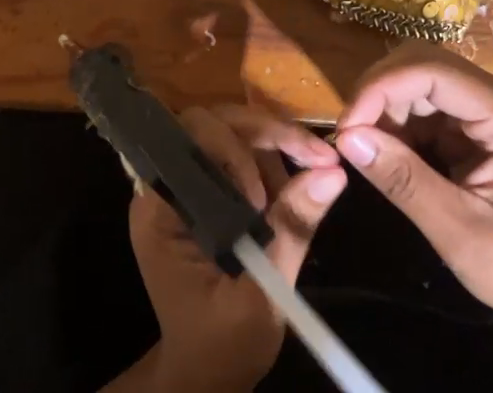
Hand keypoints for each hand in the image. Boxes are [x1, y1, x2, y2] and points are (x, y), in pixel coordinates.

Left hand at [125, 105, 347, 391]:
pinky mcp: (209, 193)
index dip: (232, 146)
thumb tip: (333, 171)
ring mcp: (188, 187)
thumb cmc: (222, 343)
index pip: (187, 139)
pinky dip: (273, 162)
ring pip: (232, 132)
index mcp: (159, 210)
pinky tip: (295, 190)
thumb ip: (291, 229)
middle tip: (317, 159)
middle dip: (266, 135)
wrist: (207, 372)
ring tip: (308, 183)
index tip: (269, 190)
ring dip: (275, 149)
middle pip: (212, 125)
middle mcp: (166, 187)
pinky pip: (241, 155)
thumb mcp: (262, 293)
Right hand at [333, 46, 492, 359]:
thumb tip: (347, 138)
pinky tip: (384, 153)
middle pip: (426, 64)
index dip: (382, 87)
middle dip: (380, 91)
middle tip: (349, 137)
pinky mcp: (477, 129)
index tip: (346, 128)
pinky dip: (398, 123)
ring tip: (361, 148)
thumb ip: (404, 181)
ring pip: (421, 81)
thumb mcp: (459, 233)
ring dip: (385, 107)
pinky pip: (427, 108)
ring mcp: (490, 112)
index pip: (434, 71)